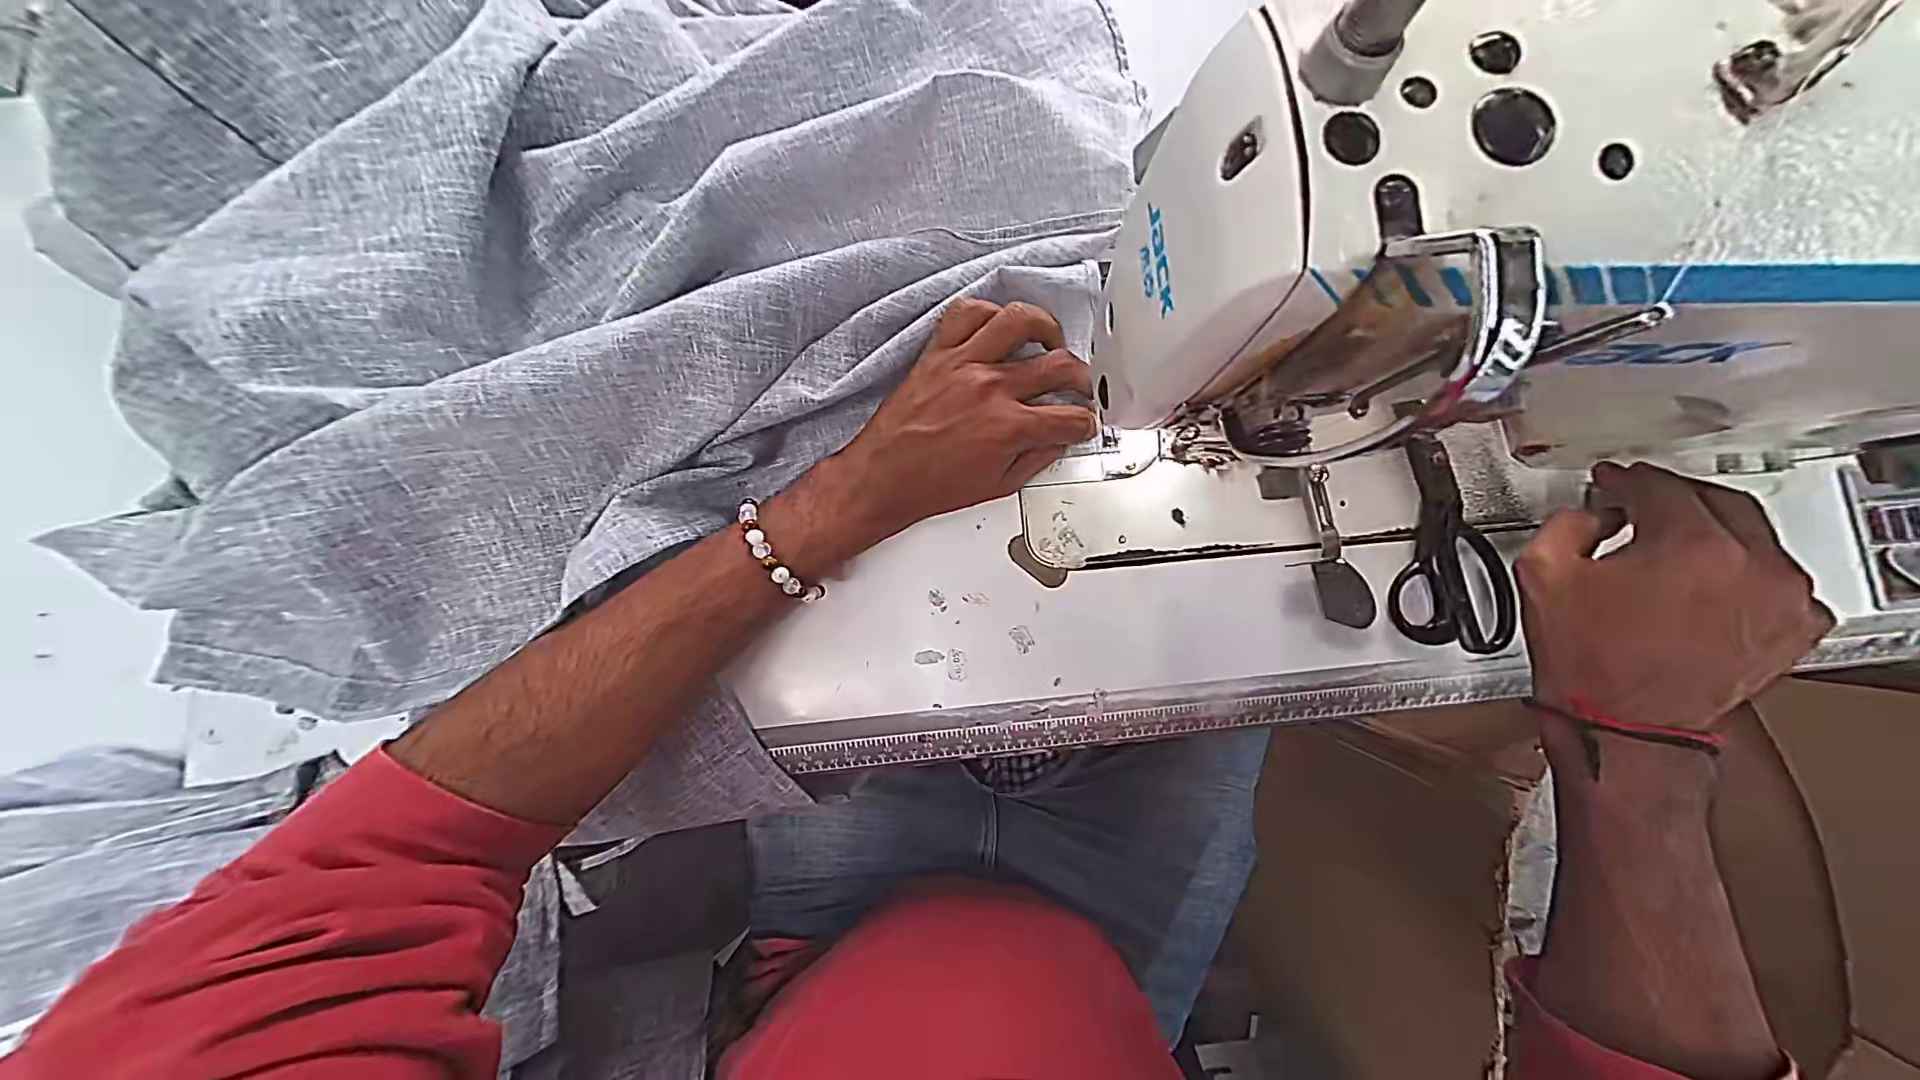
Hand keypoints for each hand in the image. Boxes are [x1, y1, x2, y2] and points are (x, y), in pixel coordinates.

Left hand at [811, 298, 1098, 549]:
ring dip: (1046, 329)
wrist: (882, 478)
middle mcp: (990, 389)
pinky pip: (968, 312)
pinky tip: (998, 329)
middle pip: (1059, 365)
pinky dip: (990, 313)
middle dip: (1081, 379)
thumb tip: (1057, 440)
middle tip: (1078, 387)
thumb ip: (1036, 459)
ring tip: (1049, 342)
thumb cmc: (928, 485)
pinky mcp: (938, 354)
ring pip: (1020, 321)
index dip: (1085, 421)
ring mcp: (963, 365)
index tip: (1083, 421)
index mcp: (1008, 428)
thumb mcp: (997, 484)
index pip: (1070, 416)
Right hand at [1515, 462, 1832, 730]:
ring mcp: (1783, 598)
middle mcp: (1753, 565)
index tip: (1612, 480)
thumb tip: (1591, 515)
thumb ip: (1565, 524)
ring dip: (1709, 530)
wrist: (1623, 719)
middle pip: (1717, 502)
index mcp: (1692, 546)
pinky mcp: (1794, 627)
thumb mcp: (1541, 574)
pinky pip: (1775, 578)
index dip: (1625, 479)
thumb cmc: (1588, 658)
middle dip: (1671, 495)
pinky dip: (1740, 569)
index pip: (1659, 488)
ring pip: (1753, 538)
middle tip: (1638, 499)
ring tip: (1667, 540)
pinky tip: (1704, 577)